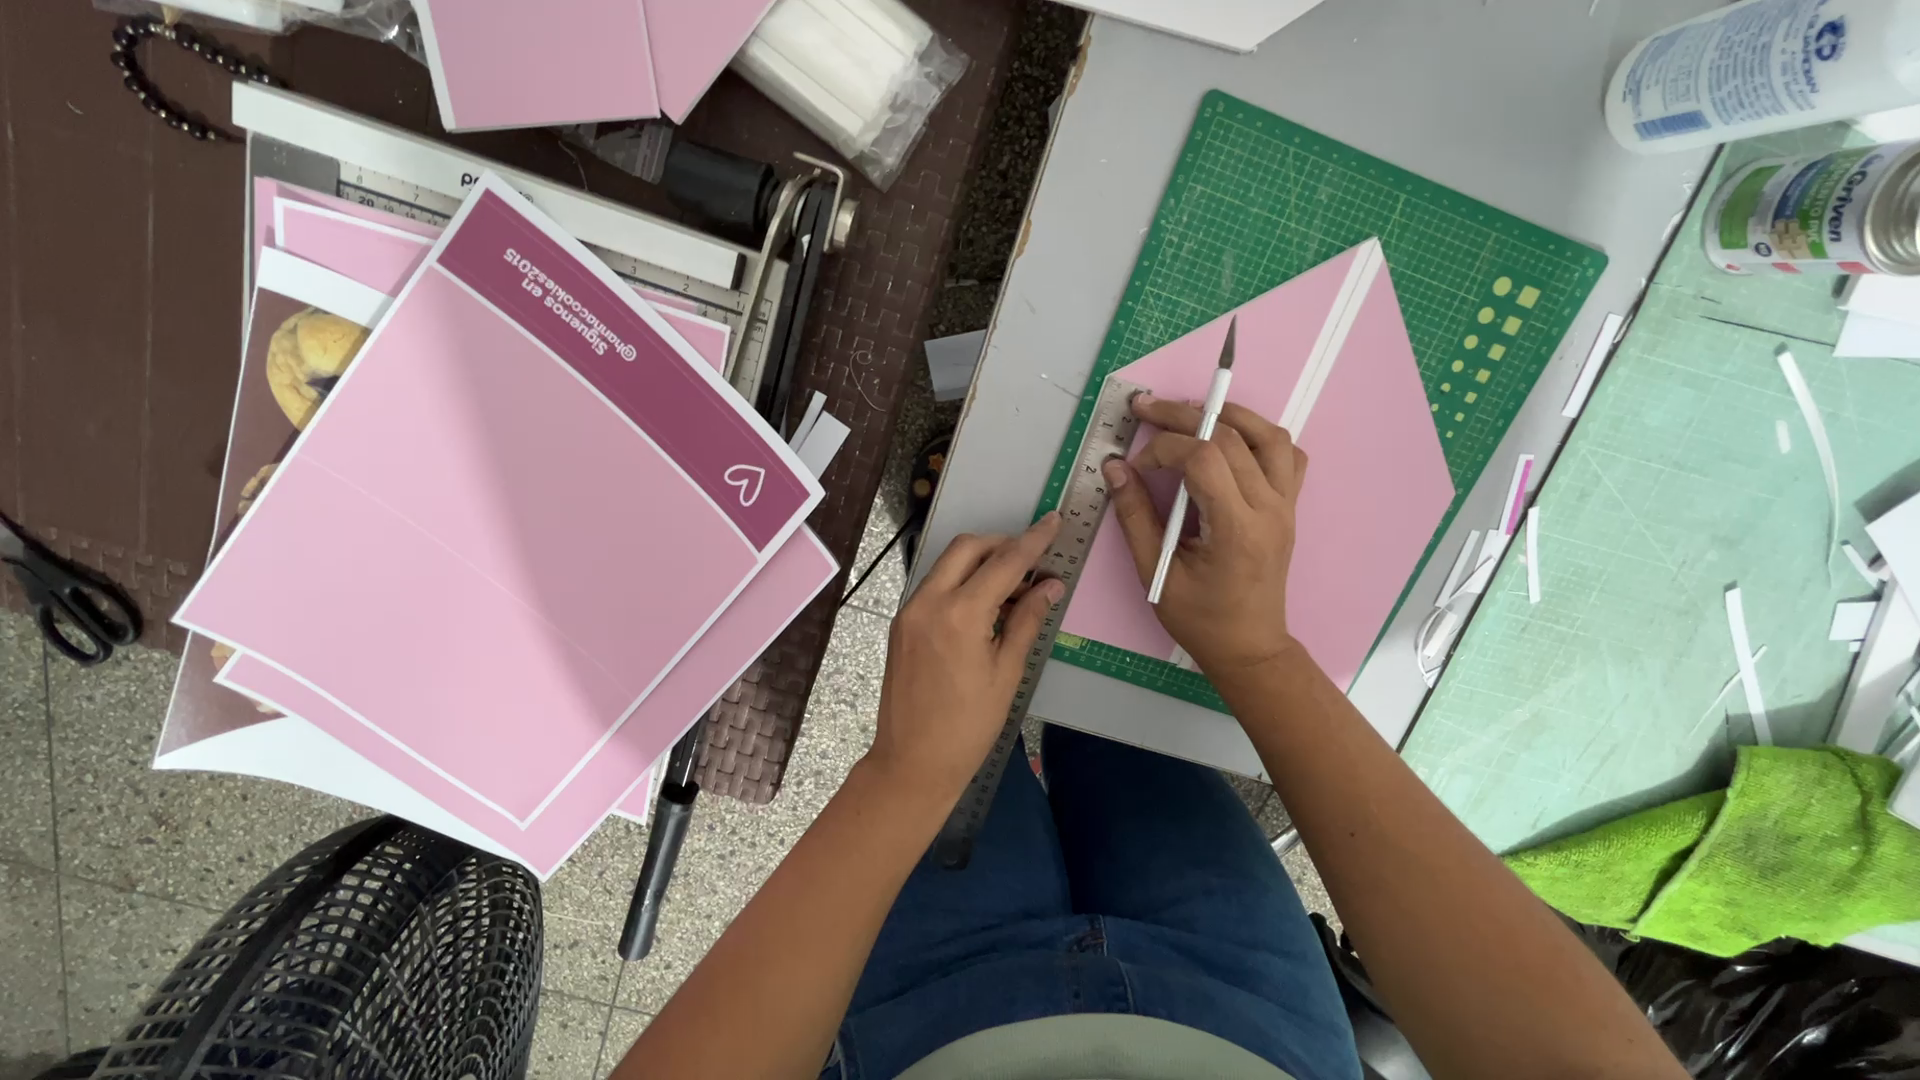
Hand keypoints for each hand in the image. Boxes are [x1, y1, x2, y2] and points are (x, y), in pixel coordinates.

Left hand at [867, 514, 1065, 803]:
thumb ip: (1027, 620)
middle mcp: (928, 601)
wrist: (912, 762)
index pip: (1004, 562)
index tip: (1054, 520)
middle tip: (1034, 561)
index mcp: (959, 614)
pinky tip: (985, 605)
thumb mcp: (1007, 673)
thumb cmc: (969, 726)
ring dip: (981, 563)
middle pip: (968, 548)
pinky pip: (935, 586)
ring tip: (1015, 587)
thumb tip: (1051, 584)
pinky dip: (962, 582)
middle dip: (1002, 545)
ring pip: (948, 564)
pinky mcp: (902, 624)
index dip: (1033, 540)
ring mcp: (910, 611)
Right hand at [1103, 393, 1307, 678]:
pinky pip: (1286, 456)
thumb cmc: (1200, 619)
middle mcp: (1268, 509)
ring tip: (1190, 411)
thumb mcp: (1157, 572)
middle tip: (1145, 408)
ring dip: (1228, 414)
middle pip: (1231, 436)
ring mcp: (1285, 506)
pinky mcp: (1288, 508)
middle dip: (1183, 416)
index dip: (1163, 449)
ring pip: (1268, 436)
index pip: (1203, 458)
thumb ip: (1135, 516)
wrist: (1249, 648)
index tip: (1135, 468)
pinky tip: (1229, 441)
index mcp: (1236, 529)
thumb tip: (1115, 468)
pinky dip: (1259, 437)